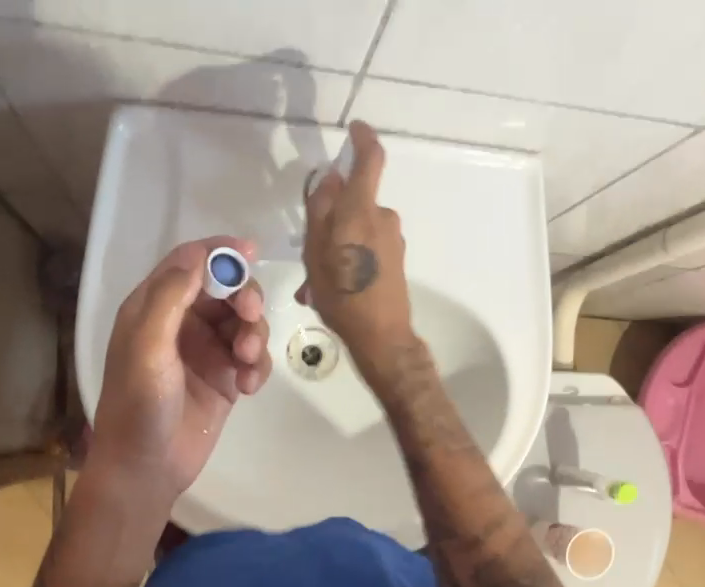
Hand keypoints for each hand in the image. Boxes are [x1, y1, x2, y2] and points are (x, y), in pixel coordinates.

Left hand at [91, 237, 269, 508]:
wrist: (147, 468)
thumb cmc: (138, 405)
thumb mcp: (148, 346)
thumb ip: (171, 297)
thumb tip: (202, 256)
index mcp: (153, 308)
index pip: (189, 263)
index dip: (219, 253)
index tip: (251, 253)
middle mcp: (181, 324)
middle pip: (225, 291)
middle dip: (245, 299)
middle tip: (250, 318)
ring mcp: (205, 353)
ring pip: (244, 324)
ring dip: (255, 336)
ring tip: (247, 364)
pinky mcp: (224, 381)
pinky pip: (253, 359)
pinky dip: (258, 367)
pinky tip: (248, 387)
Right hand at [300, 123, 416, 375]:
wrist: (381, 338)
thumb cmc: (342, 294)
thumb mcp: (316, 252)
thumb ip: (320, 210)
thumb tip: (329, 180)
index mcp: (362, 210)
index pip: (370, 159)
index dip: (363, 139)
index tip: (354, 130)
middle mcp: (383, 218)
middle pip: (355, 203)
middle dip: (331, 220)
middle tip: (309, 251)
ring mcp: (393, 241)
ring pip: (357, 233)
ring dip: (335, 250)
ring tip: (314, 284)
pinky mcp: (395, 262)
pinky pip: (365, 253)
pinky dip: (347, 264)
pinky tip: (330, 294)